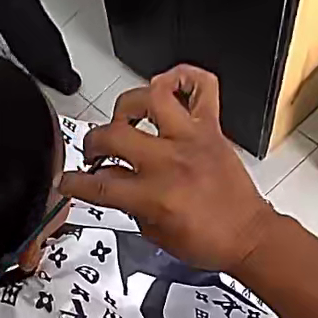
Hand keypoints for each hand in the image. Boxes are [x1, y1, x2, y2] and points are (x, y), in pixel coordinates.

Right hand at [59, 66, 287, 273]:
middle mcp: (170, 162)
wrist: (249, 237)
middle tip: (96, 153)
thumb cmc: (211, 241)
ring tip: (126, 119)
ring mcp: (191, 141)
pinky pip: (202, 86)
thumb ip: (132, 209)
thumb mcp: (158, 237)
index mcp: (155, 196)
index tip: (68, 182)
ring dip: (128, 105)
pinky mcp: (212, 130)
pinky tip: (168, 85)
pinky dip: (184, 76)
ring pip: (150, 97)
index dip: (75, 184)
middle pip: (114, 135)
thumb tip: (115, 187)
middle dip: (93, 145)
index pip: (100, 184)